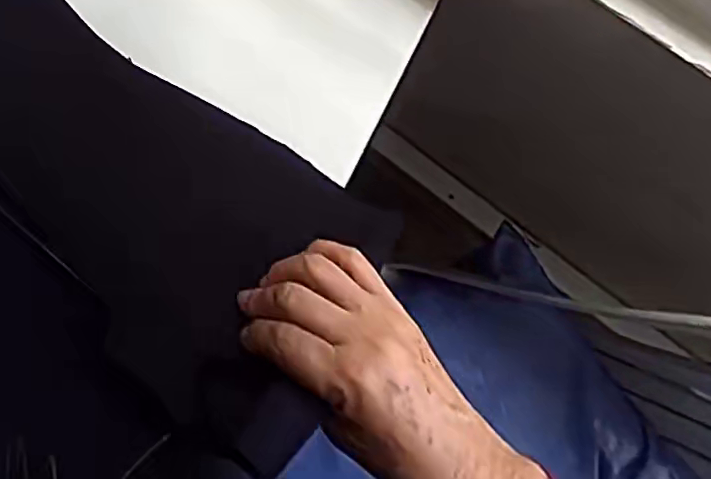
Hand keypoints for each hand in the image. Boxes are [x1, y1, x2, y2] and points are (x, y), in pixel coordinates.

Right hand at [239, 240, 543, 478]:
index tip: (246, 337)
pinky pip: (351, 258)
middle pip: (291, 296)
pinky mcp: (396, 305)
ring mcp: (383, 316)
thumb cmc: (406, 454)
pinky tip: (305, 264)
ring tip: (271, 283)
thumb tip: (273, 347)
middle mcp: (367, 338)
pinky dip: (321, 252)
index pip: (280, 337)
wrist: (464, 459)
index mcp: (352, 377)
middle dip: (258, 300)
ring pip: (315, 266)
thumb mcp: (339, 429)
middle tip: (248, 306)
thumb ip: (302, 379)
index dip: (253, 334)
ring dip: (282, 270)